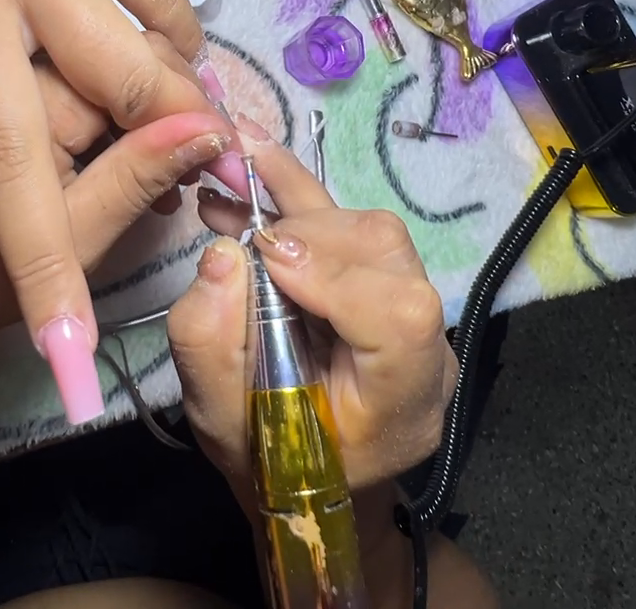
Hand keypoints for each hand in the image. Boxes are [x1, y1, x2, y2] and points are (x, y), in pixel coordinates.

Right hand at [169, 120, 456, 493]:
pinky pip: (355, 225)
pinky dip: (300, 195)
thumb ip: (210, 345)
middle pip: (389, 256)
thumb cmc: (268, 458)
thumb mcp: (217, 419)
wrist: (307, 470)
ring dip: (298, 204)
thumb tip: (223, 252)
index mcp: (399, 406)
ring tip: (232, 183)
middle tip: (239, 231)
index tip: (265, 254)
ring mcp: (416, 311)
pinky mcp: (390, 280)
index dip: (334, 272)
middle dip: (306, 231)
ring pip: (374, 229)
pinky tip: (255, 166)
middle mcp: (425, 352)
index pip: (401, 318)